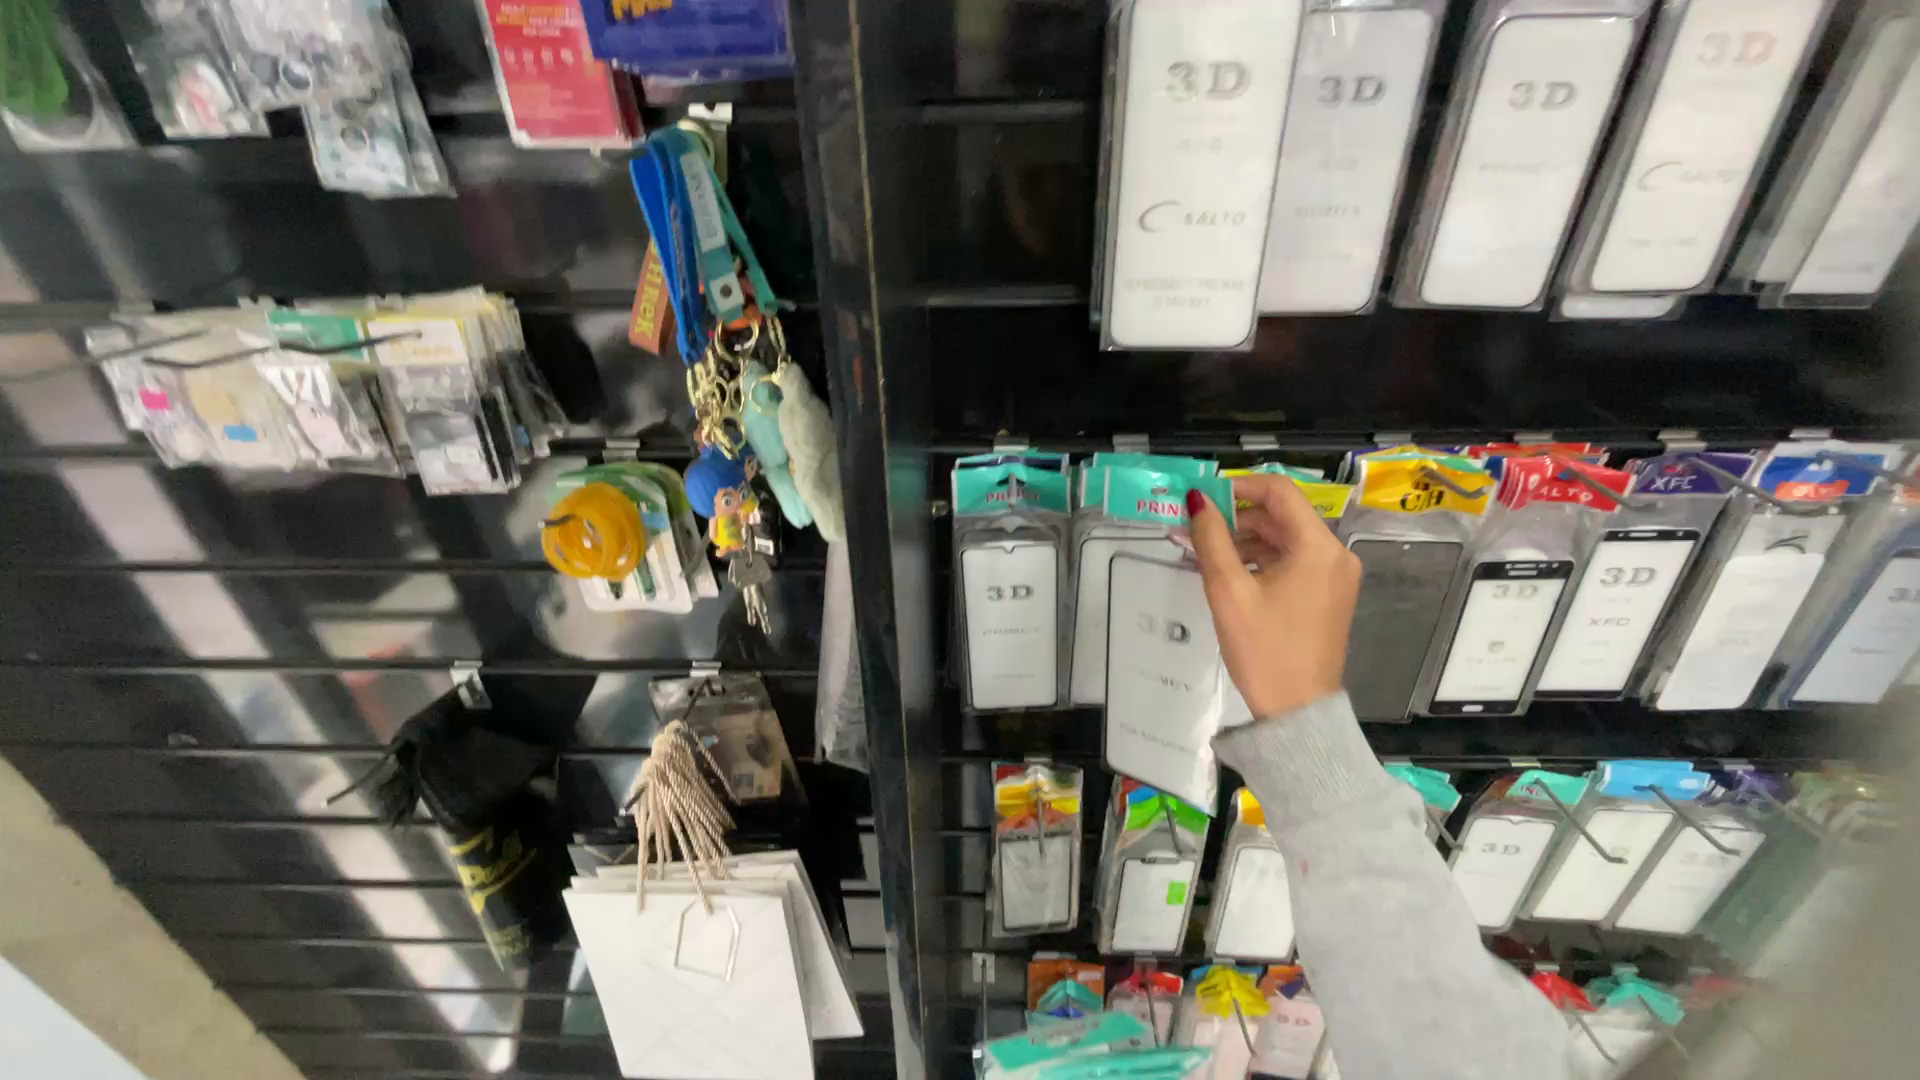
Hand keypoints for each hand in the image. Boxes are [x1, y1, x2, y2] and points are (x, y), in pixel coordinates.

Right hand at [1185, 476, 1360, 717]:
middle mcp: (1335, 554)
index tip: (1203, 498)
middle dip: (1236, 517)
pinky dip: (1260, 560)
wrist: (1297, 712)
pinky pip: (1291, 562)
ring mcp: (1334, 576)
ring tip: (1204, 555)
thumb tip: (1196, 500)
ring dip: (1244, 540)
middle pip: (1281, 515)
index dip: (1238, 487)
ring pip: (1284, 539)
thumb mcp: (1229, 591)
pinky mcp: (1327, 594)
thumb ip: (1210, 539)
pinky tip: (1228, 574)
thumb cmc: (1264, 650)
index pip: (1279, 491)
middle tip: (1195, 530)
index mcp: (1318, 547)